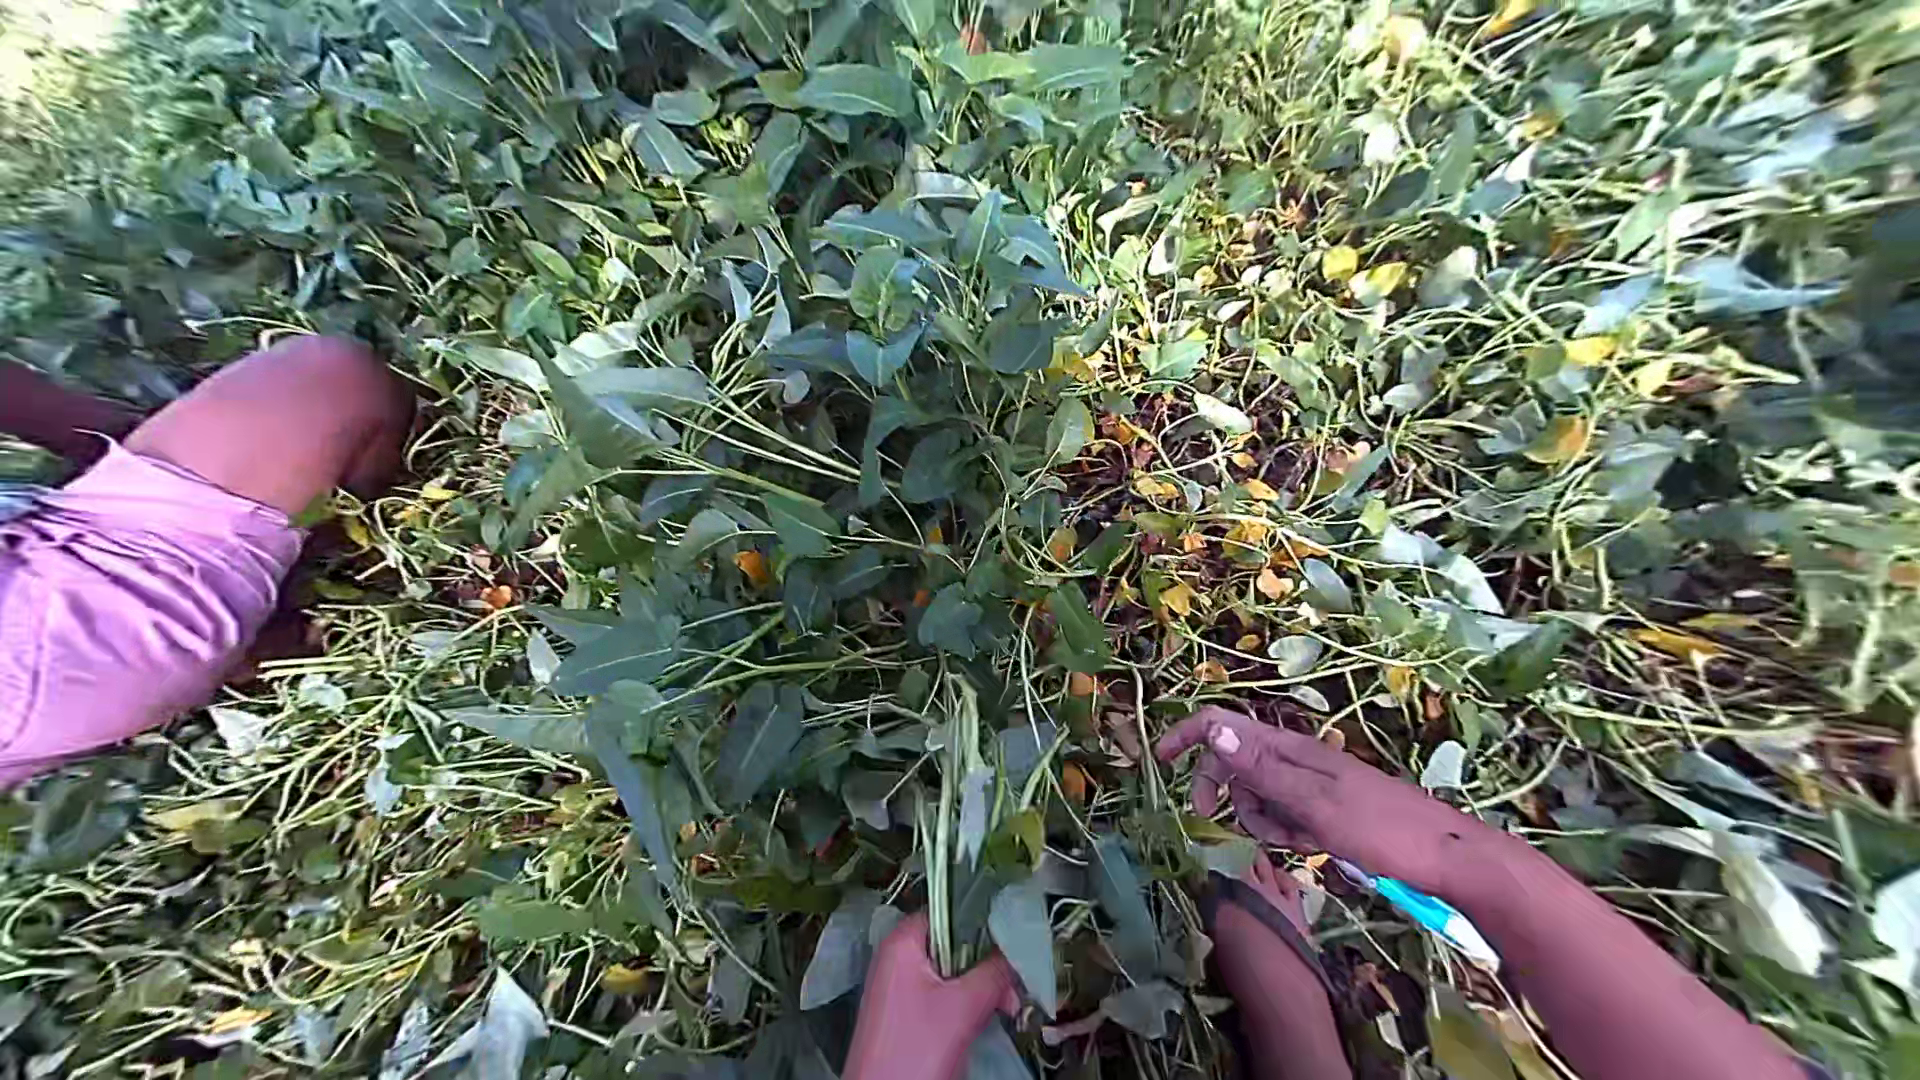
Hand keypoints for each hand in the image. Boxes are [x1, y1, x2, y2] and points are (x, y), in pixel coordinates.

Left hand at [842, 914, 1017, 1079]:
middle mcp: (896, 955)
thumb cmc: (916, 1050)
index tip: (1011, 941)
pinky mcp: (902, 1013)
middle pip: (951, 943)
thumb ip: (993, 973)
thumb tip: (1017, 951)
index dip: (981, 922)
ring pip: (948, 971)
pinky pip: (938, 993)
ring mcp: (897, 985)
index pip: (947, 911)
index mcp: (902, 940)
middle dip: (985, 962)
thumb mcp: (962, 1009)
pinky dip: (963, 1002)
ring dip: (978, 986)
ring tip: (1007, 1007)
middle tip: (1013, 986)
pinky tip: (986, 1017)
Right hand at [1156, 706, 1518, 897]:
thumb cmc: (1382, 828)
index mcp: (1286, 746)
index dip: (1187, 734)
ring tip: (1287, 837)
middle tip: (1214, 818)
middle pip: (1231, 759)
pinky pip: (1279, 811)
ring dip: (1255, 815)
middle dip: (1218, 786)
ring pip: (1253, 790)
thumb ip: (1259, 767)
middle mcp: (1291, 756)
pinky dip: (1280, 827)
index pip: (1221, 722)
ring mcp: (1306, 781)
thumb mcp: (1314, 802)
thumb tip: (1211, 727)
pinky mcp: (1320, 805)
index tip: (1160, 757)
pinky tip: (1304, 843)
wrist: (1454, 861)